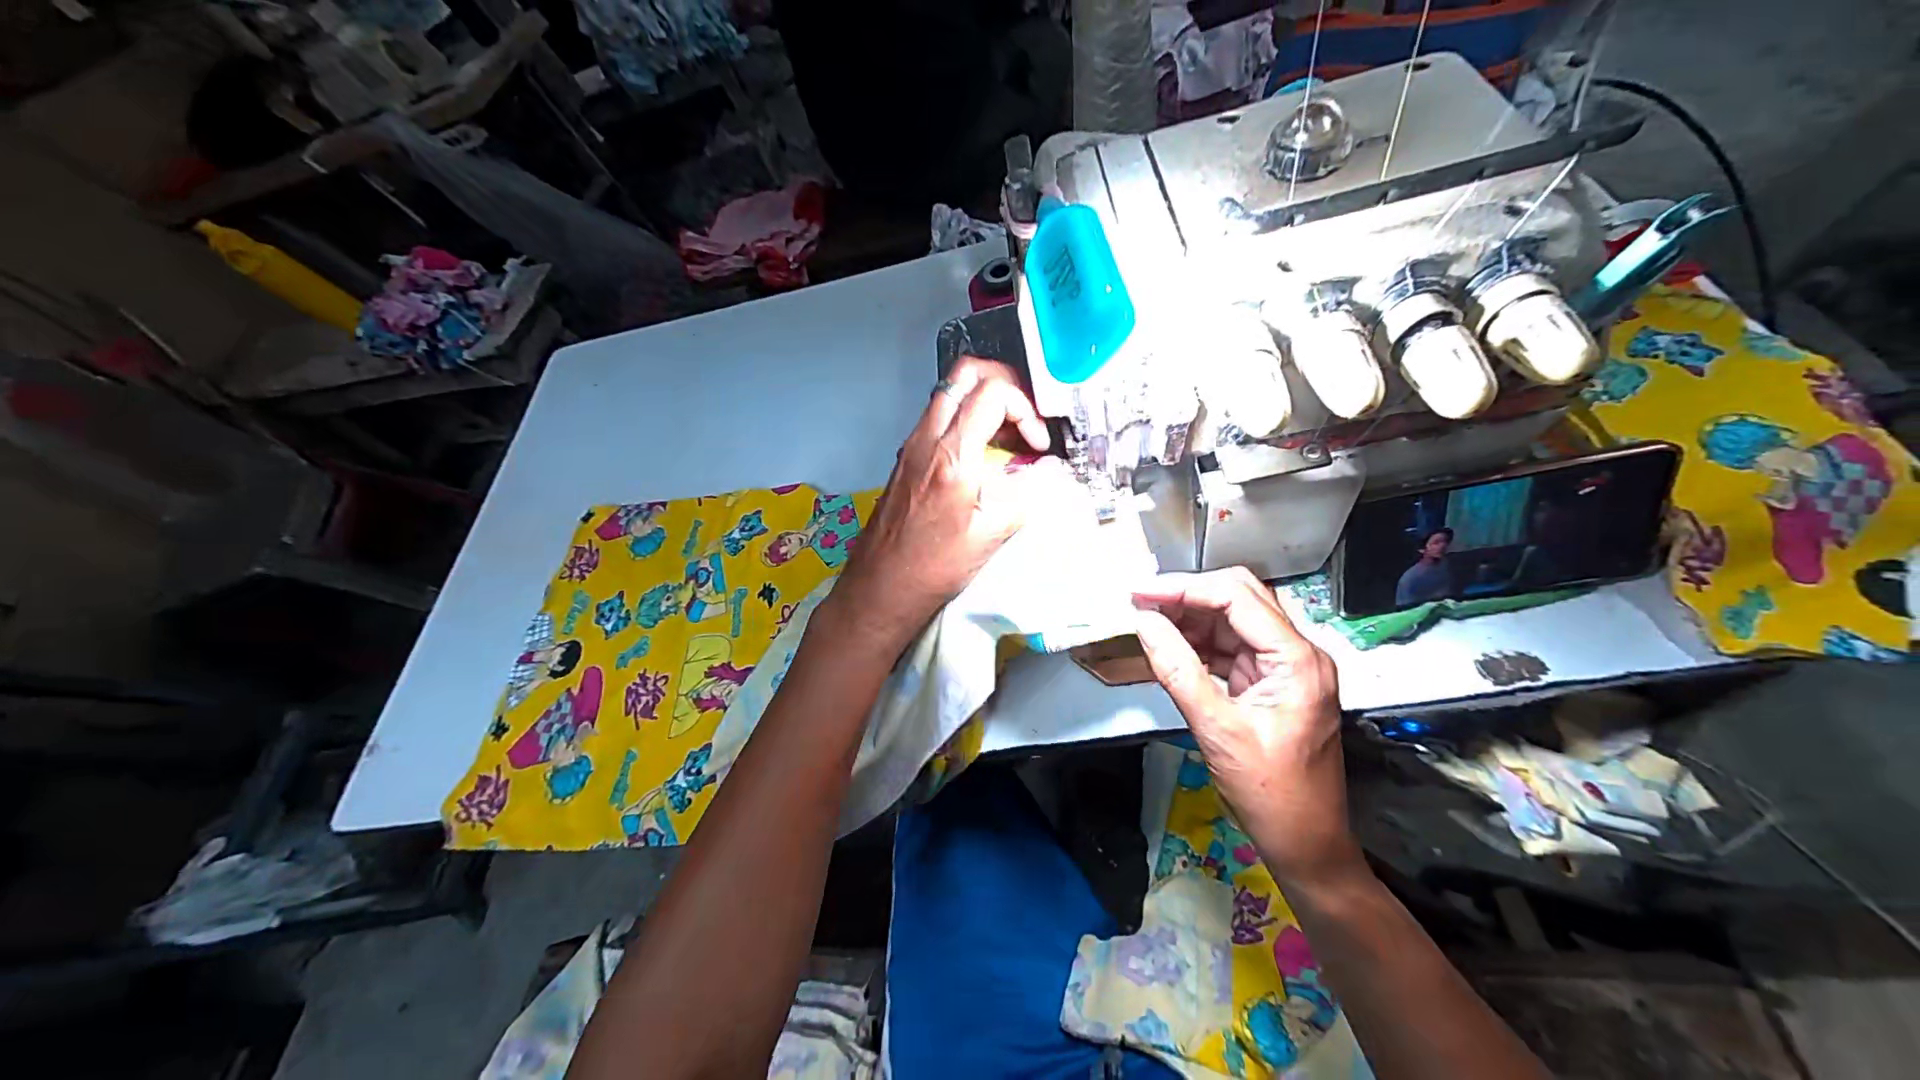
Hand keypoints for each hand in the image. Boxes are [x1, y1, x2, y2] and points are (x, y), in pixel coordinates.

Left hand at [822, 357, 1053, 655]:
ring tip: (1007, 437)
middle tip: (1024, 413)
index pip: (993, 392)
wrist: (882, 587)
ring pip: (949, 393)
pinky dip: (964, 422)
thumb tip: (1044, 475)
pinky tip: (982, 456)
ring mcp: (911, 448)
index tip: (1036, 442)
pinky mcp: (905, 460)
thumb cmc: (928, 568)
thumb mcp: (991, 534)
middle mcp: (925, 441)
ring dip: (983, 402)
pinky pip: (937, 419)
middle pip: (965, 375)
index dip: (1026, 409)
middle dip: (1003, 383)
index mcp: (951, 455)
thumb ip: (1024, 494)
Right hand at [1131, 569, 1359, 886]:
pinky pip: (1231, 647)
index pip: (1237, 597)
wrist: (1306, 842)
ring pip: (1233, 620)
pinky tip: (1169, 644)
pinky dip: (1198, 642)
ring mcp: (1285, 667)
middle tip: (1141, 601)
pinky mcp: (1271, 682)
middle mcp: (1298, 654)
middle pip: (1239, 598)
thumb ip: (1177, 670)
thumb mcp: (1216, 729)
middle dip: (1187, 595)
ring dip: (1189, 617)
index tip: (1141, 592)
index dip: (1184, 588)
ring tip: (1147, 620)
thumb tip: (1144, 624)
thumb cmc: (1272, 794)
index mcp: (1297, 660)